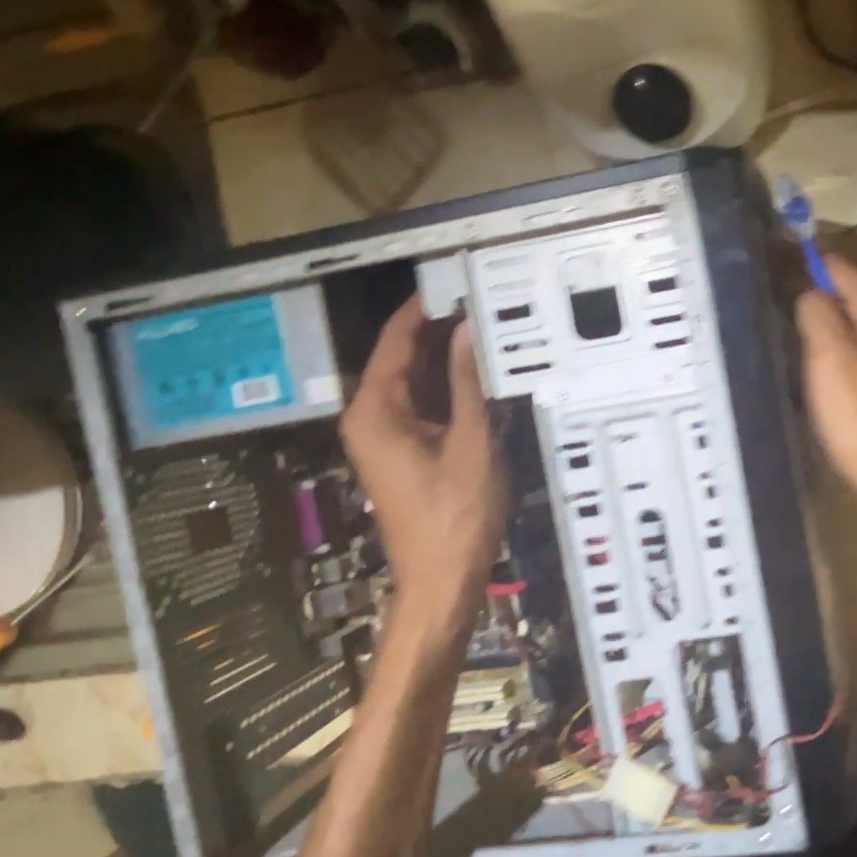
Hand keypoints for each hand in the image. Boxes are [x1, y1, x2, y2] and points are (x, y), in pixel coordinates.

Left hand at [341, 298, 508, 593]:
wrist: (442, 578)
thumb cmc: (456, 514)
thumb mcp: (471, 442)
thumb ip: (468, 383)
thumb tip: (468, 331)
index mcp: (374, 410)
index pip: (395, 340)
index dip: (424, 307)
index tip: (456, 278)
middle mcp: (369, 416)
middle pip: (401, 357)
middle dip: (438, 329)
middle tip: (483, 299)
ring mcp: (384, 435)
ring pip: (414, 380)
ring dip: (445, 357)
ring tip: (487, 327)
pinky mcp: (402, 450)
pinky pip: (422, 404)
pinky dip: (447, 387)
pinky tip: (479, 371)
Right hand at [795, 257, 856, 513]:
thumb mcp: (828, 360)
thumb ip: (816, 312)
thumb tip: (808, 290)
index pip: (839, 267)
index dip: (805, 267)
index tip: (772, 273)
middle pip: (851, 295)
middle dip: (817, 301)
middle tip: (780, 317)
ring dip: (830, 329)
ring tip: (797, 344)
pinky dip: (847, 353)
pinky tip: (828, 373)